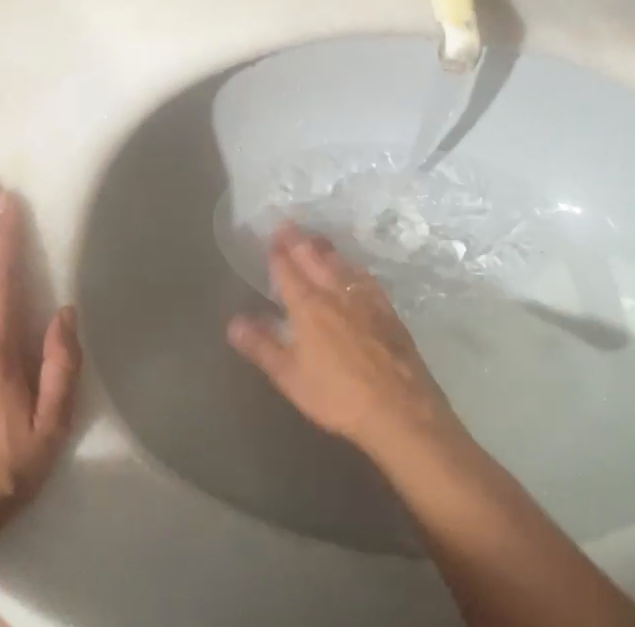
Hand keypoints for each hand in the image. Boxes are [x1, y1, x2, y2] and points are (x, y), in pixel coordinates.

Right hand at [226, 224, 458, 459]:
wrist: (399, 407)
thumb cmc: (338, 395)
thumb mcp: (290, 377)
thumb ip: (262, 347)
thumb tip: (234, 323)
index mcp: (309, 306)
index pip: (288, 271)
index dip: (278, 253)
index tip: (271, 237)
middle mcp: (336, 293)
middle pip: (315, 259)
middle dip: (299, 241)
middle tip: (289, 225)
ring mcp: (366, 299)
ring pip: (341, 264)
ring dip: (325, 249)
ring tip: (316, 239)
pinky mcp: (388, 310)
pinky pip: (365, 278)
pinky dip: (352, 267)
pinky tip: (353, 270)